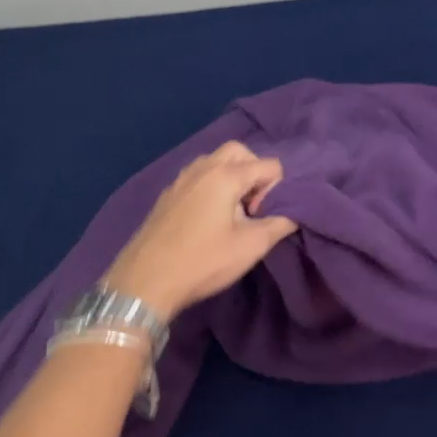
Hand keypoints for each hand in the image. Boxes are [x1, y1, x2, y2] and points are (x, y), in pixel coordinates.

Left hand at [101, 141, 296, 321]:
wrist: (143, 285)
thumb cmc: (202, 262)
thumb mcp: (251, 246)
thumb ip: (280, 223)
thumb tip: (293, 213)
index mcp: (225, 176)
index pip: (269, 165)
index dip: (276, 189)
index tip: (263, 216)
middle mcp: (202, 169)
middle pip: (239, 151)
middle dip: (254, 171)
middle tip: (254, 203)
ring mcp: (180, 181)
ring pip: (214, 161)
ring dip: (232, 176)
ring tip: (233, 210)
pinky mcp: (166, 196)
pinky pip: (197, 177)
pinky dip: (212, 185)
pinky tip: (209, 218)